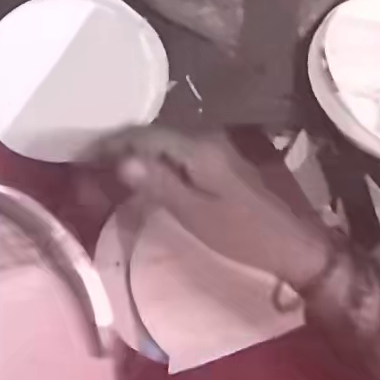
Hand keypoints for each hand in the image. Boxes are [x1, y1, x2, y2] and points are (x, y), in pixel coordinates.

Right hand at [105, 129, 334, 287]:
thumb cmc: (241, 234)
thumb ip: (158, 184)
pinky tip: (143, 172)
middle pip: (153, 133)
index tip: (86, 152)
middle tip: (92, 160)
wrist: (292, 245)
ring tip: (109, 165)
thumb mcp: (195, 213)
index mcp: (198, 148)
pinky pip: (176, 152)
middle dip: (122, 144)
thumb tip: (121, 160)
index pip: (145, 134)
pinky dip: (155, 159)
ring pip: (164, 142)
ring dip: (137, 151)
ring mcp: (213, 148)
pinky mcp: (218, 161)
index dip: (114, 141)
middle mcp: (205, 138)